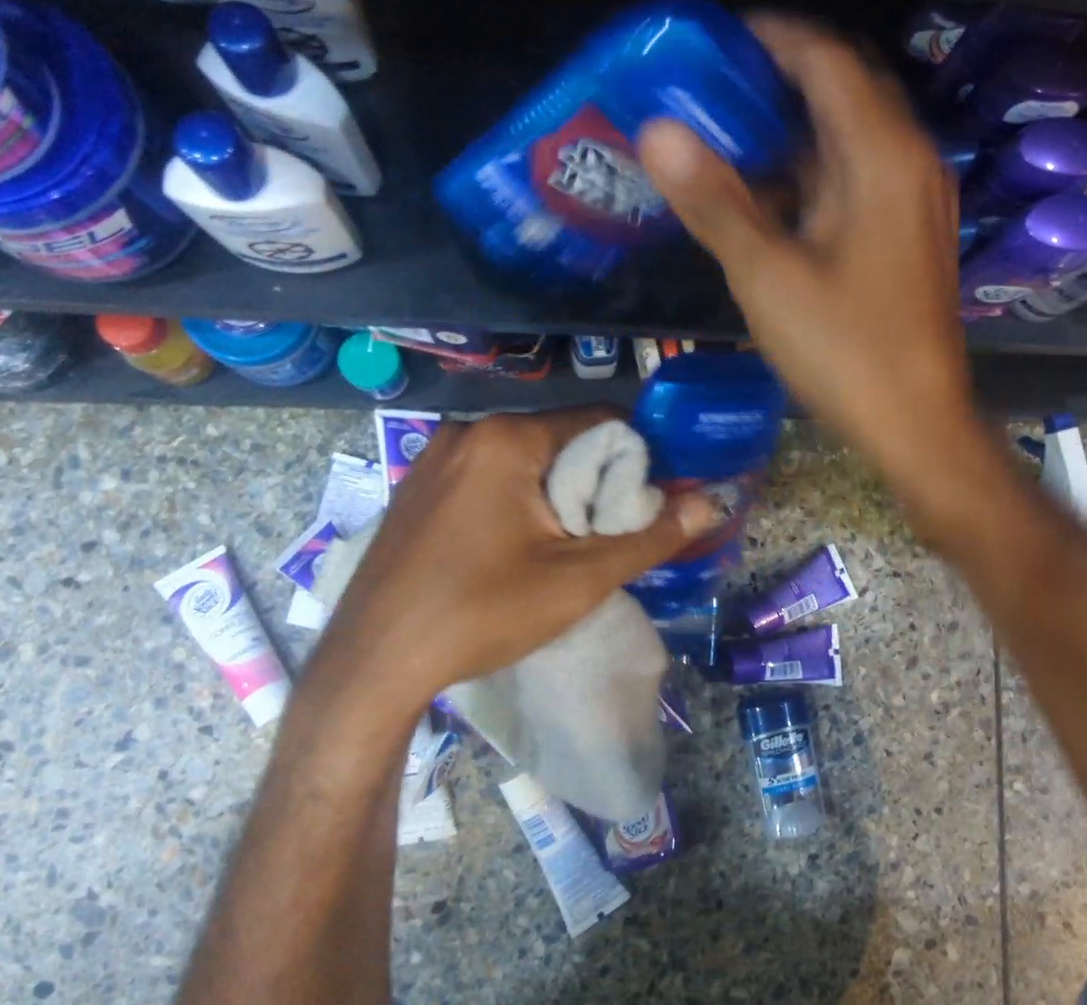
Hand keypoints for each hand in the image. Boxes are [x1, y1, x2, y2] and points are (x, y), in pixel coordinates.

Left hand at [312, 408, 714, 707]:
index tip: (653, 503)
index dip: (639, 460)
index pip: (602, 422)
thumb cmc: (482, 613)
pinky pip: (487, 479)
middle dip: (597, 482)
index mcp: (507, 438)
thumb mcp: (579, 578)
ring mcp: (433, 460)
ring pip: (524, 461)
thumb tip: (713, 502)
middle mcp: (468, 433)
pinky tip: (517, 550)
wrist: (374, 665)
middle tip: (615, 534)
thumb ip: (652, 536)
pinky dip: (517, 502)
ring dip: (558, 495)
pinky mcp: (416, 491)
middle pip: (562, 440)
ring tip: (569, 548)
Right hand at [638, 15, 977, 474]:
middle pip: (844, 91)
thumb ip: (715, 202)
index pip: (826, 60)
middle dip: (778, 82)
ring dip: (794, 133)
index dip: (770, 40)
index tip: (712, 45)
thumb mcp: (768, 277)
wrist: (920, 426)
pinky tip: (770, 200)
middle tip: (710, 92)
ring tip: (727, 140)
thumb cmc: (847, 352)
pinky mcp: (913, 235)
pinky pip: (862, 179)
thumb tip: (656, 132)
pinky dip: (817, 175)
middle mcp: (911, 163)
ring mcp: (918, 201)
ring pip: (852, 139)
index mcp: (882, 157)